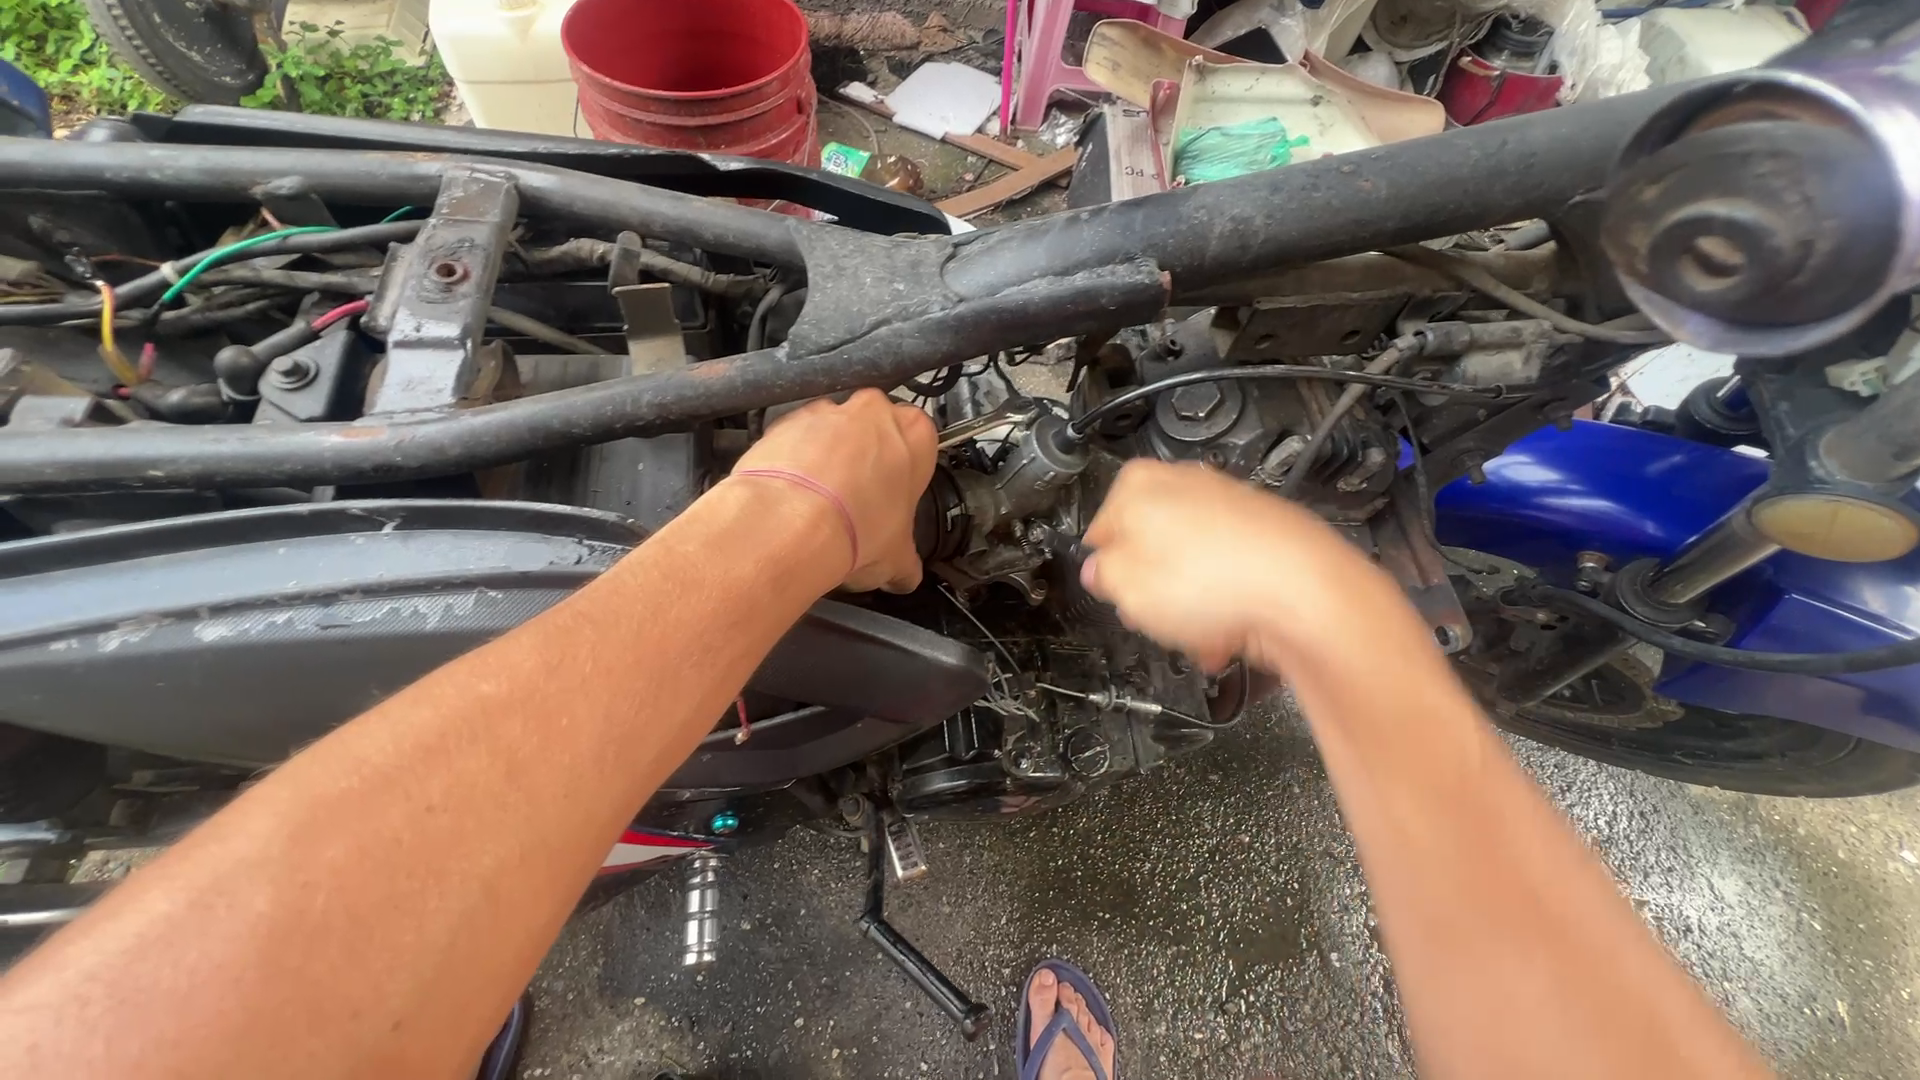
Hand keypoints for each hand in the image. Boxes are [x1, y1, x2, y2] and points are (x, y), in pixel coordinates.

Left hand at [728, 389, 936, 592]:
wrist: (789, 525)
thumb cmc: (850, 526)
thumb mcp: (898, 558)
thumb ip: (906, 560)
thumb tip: (902, 572)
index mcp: (915, 434)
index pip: (920, 448)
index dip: (904, 480)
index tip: (894, 503)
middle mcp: (871, 413)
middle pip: (874, 435)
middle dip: (866, 466)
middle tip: (858, 507)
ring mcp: (825, 414)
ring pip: (832, 434)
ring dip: (828, 463)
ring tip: (822, 509)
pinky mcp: (783, 424)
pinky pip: (794, 441)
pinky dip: (793, 465)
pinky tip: (795, 502)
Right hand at [1079, 460, 1394, 670]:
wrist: (1310, 597)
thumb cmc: (1222, 581)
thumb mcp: (1127, 587)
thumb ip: (1103, 576)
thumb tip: (1101, 572)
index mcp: (1140, 484)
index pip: (1102, 529)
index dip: (1108, 570)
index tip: (1115, 594)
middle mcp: (1187, 485)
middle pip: (1149, 548)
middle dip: (1151, 589)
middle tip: (1152, 615)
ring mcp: (1230, 509)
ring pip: (1188, 567)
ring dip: (1187, 605)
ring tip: (1197, 633)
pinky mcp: (1266, 538)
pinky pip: (1227, 578)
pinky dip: (1224, 605)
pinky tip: (1227, 633)